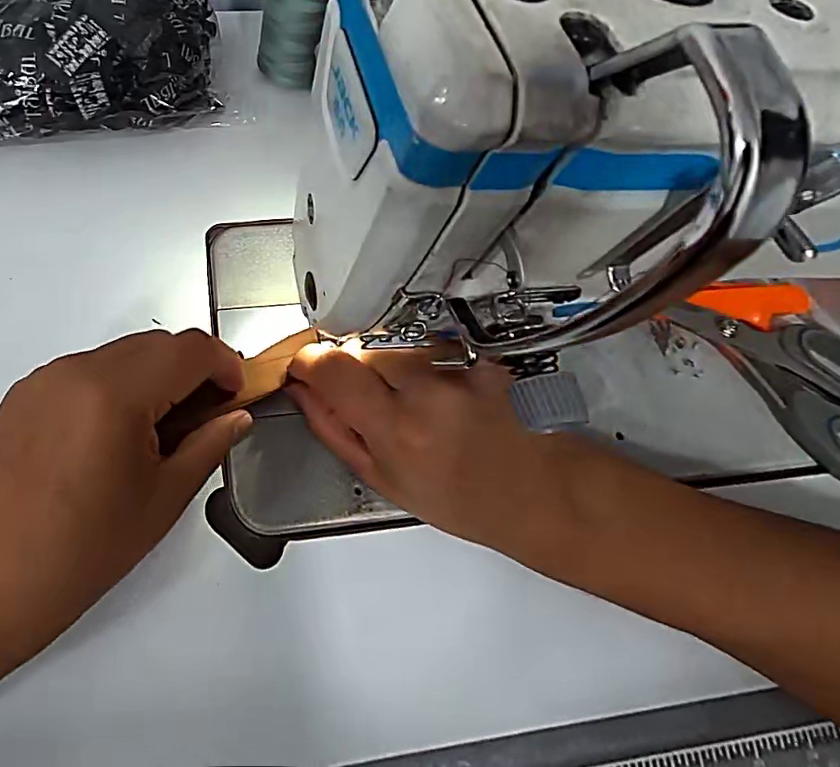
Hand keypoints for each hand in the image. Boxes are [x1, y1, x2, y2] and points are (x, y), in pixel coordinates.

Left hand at [0, 328, 250, 750]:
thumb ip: (207, 446)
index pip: (190, 349)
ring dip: (155, 377)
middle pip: (157, 343)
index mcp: (114, 394)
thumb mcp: (160, 502)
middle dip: (192, 370)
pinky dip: (118, 386)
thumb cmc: (72, 556)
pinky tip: (116, 436)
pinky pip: (89, 369)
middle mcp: (76, 370)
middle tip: (205, 417)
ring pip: (123, 353)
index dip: (225, 366)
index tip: (235, 396)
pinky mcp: (25, 393)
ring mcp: (46, 378)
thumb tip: (235, 417)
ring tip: (159, 433)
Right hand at [285, 344, 603, 560]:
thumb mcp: (384, 479)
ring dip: (390, 359)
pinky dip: (423, 357)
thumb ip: (334, 429)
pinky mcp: (481, 355)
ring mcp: (460, 369)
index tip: (305, 365)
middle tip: (370, 393)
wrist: (537, 491)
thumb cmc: (465, 498)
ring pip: (394, 341)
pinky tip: (441, 387)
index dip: (308, 361)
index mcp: (397, 432)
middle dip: (353, 363)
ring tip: (413, 395)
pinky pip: (430, 341)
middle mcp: (429, 394)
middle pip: (362, 347)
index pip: (332, 369)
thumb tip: (302, 392)